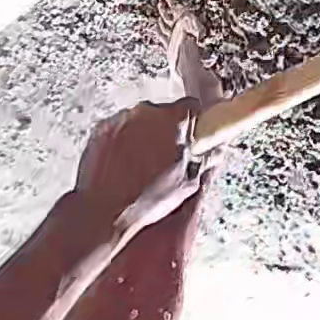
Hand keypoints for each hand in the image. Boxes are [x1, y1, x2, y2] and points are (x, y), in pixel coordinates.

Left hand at [72, 99, 206, 238]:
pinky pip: (120, 128)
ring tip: (141, 165)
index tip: (194, 134)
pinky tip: (123, 165)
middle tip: (166, 157)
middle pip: (166, 113)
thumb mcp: (187, 184)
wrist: (102, 211)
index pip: (192, 107)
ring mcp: (122, 118)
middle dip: (168, 131)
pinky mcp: (102, 127)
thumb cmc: (144, 200)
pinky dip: (123, 141)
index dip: (195, 122)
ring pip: (142, 120)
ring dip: (145, 135)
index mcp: (174, 121)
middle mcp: (148, 112)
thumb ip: (206, 159)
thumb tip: (216, 149)